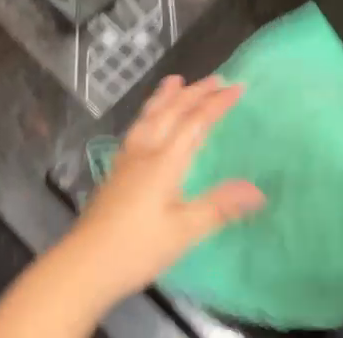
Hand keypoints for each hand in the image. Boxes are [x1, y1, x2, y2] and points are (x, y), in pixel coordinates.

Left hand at [59, 75, 264, 304]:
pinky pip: (138, 127)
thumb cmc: (137, 249)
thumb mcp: (183, 232)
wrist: (85, 264)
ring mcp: (127, 159)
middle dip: (195, 93)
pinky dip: (149, 112)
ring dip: (166, 96)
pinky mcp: (116, 170)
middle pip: (171, 112)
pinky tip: (147, 120)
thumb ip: (219, 207)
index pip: (195, 122)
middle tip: (216, 79)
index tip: (238, 87)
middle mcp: (145, 151)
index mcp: (164, 161)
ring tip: (175, 81)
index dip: (217, 103)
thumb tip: (258, 190)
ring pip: (149, 116)